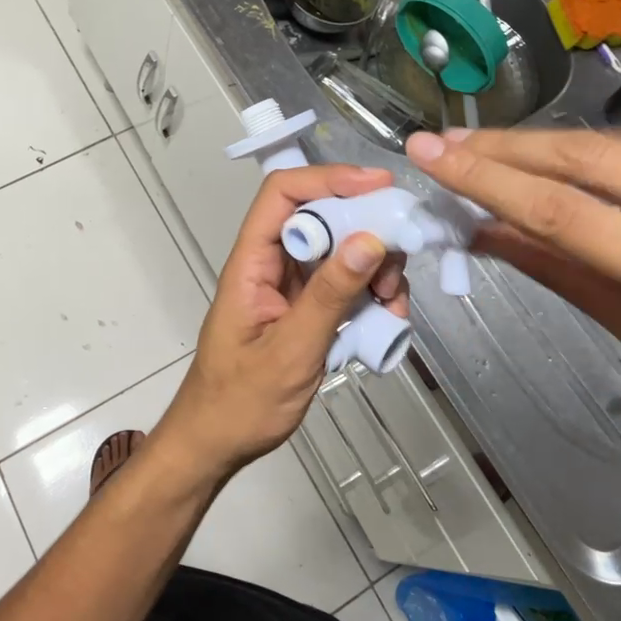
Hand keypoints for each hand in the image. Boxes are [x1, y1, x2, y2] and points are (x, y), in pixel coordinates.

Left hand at [154, 165, 408, 481]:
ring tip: (393, 301)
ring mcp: (290, 286)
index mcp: (251, 262)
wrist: (218, 442)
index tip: (378, 188)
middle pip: (320, 217)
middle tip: (402, 255)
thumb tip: (370, 240)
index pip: (283, 193)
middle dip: (365, 228)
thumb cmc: (241, 401)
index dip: (328, 179)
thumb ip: (329, 296)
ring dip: (374, 266)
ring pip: (339, 250)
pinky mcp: (307, 309)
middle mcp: (271, 263)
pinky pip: (344, 284)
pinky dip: (370, 294)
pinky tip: (387, 318)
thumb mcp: (291, 351)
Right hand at [404, 129, 620, 464]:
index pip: (564, 211)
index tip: (429, 153)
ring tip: (493, 150)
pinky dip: (613, 159)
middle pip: (589, 157)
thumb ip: (563, 273)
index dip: (485, 178)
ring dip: (551, 146)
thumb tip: (487, 231)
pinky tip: (582, 168)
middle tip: (447, 142)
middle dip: (507, 146)